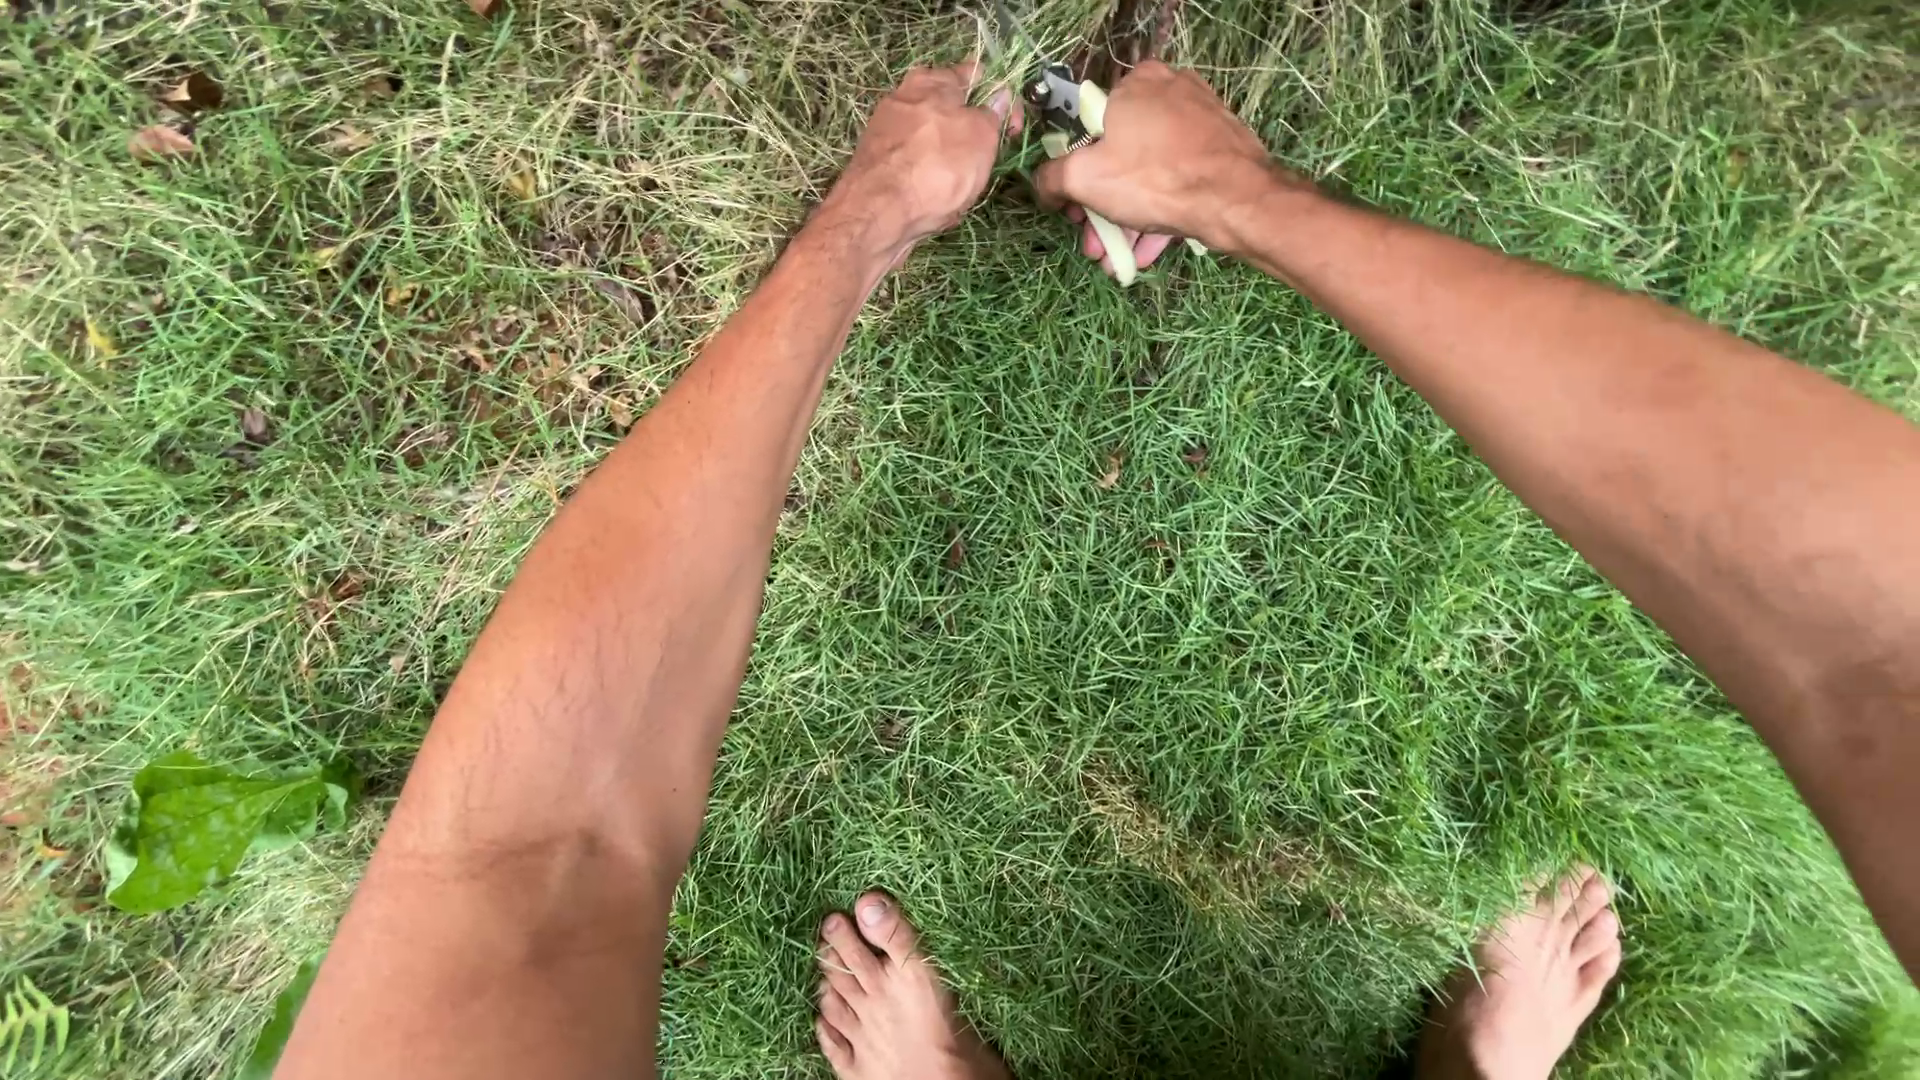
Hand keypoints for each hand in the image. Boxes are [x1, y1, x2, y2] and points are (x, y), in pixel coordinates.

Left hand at [822, 62, 1017, 258]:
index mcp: (931, 80)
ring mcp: (888, 134)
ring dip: (950, 165)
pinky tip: (934, 204)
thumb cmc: (936, 170)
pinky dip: (928, 184)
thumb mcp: (980, 136)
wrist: (878, 216)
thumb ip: (992, 114)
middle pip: (951, 112)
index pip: (976, 75)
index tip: (1011, 130)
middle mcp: (904, 99)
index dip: (1000, 99)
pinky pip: (915, 171)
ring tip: (958, 191)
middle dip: (972, 136)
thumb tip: (998, 97)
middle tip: (984, 165)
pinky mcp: (878, 168)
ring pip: (933, 145)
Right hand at [1033, 61, 1285, 258]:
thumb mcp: (1084, 178)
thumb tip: (1043, 186)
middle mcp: (1168, 94)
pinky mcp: (1218, 152)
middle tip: (1094, 245)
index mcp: (1134, 85)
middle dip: (1102, 212)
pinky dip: (1157, 219)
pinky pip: (1175, 186)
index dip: (1075, 174)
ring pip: (1148, 179)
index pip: (1089, 129)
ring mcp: (1198, 122)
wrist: (1234, 199)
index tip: (1074, 210)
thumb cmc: (1154, 178)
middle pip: (1119, 160)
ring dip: (1126, 225)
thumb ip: (1052, 179)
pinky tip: (1145, 254)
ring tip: (1116, 260)